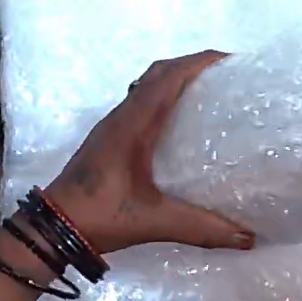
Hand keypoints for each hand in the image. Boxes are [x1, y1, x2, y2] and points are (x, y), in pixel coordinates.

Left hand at [43, 51, 255, 254]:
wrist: (53, 228)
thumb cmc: (100, 216)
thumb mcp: (155, 222)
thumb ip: (201, 228)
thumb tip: (248, 238)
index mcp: (132, 125)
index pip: (167, 78)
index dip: (198, 62)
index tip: (230, 62)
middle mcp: (121, 118)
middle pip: (157, 74)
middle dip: (191, 66)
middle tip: (225, 77)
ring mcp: (112, 128)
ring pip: (146, 88)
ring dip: (175, 81)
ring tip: (207, 95)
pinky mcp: (108, 141)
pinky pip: (139, 106)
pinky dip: (162, 101)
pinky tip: (179, 126)